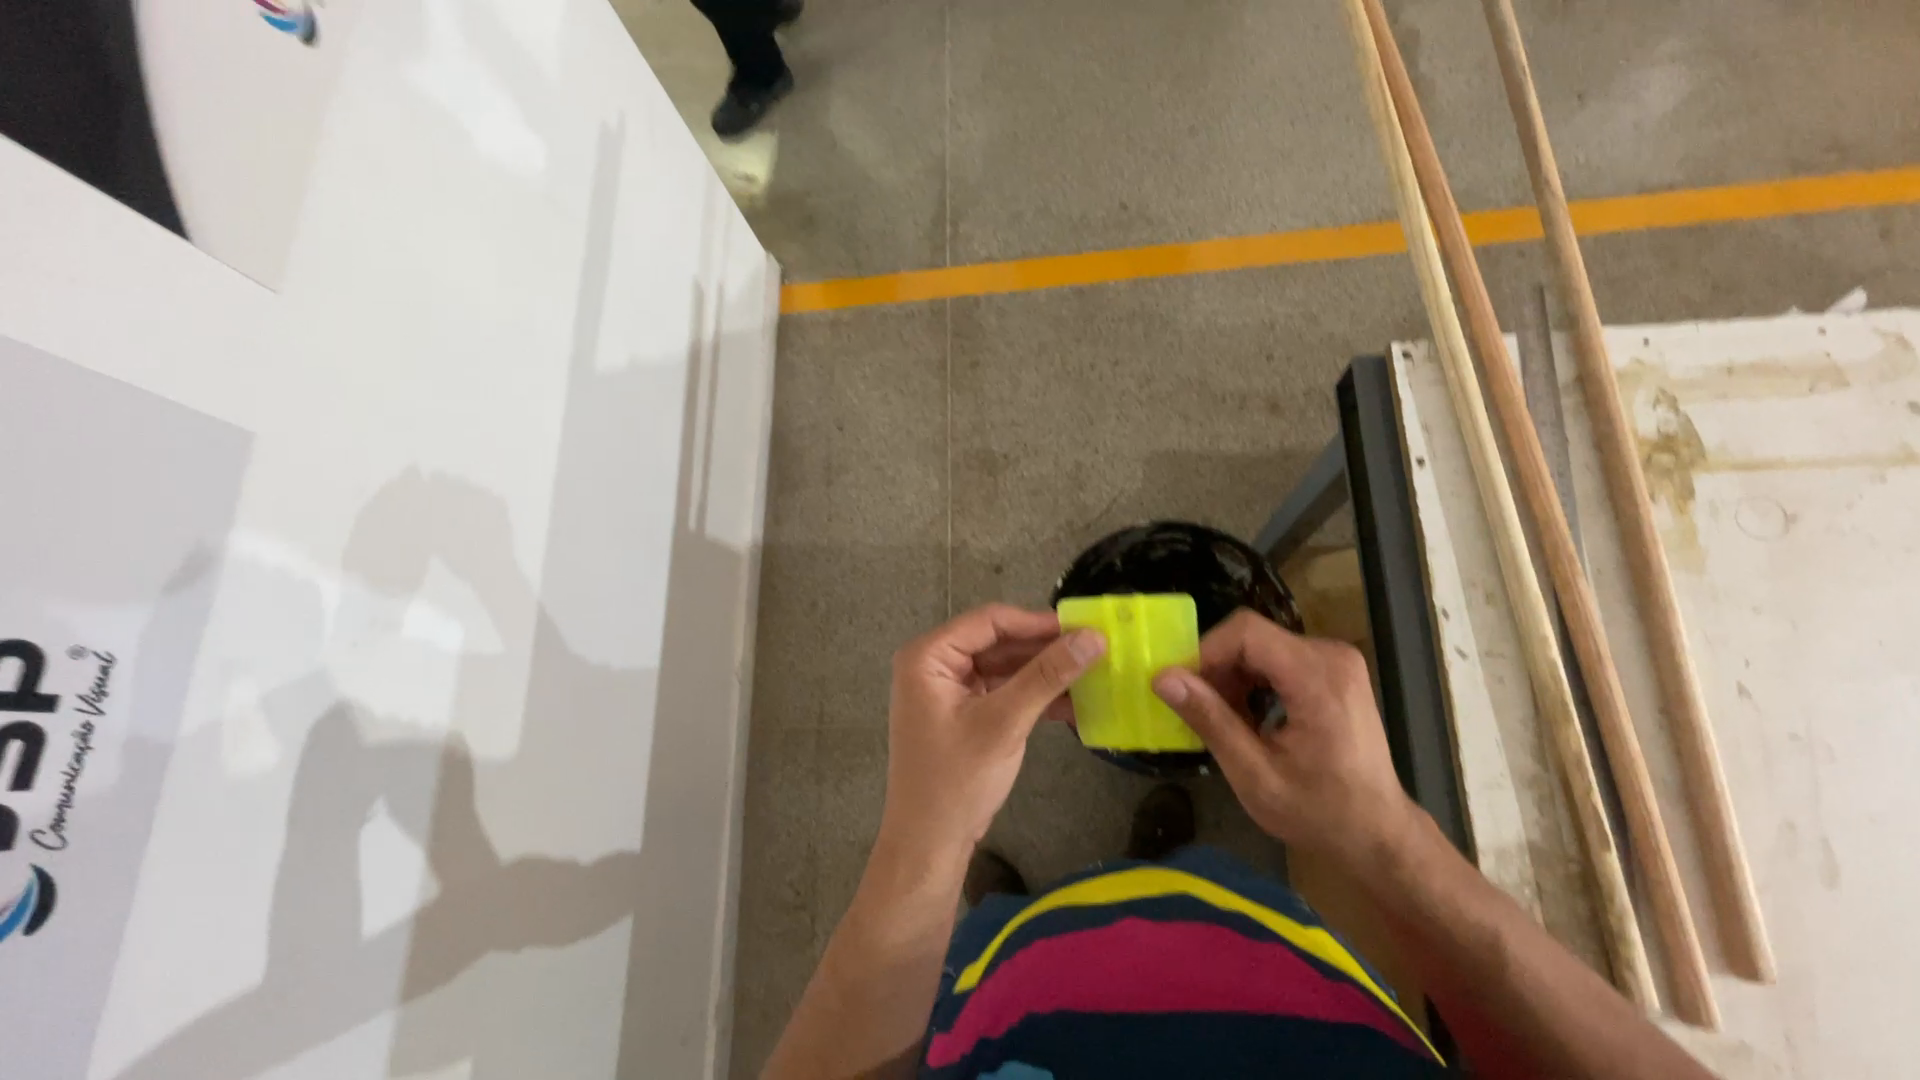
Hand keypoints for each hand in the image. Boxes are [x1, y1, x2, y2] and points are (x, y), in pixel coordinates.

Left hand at [881, 604, 1105, 858]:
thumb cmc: (956, 779)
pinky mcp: (964, 714)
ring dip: (1045, 674)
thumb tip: (1093, 637)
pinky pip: (1004, 692)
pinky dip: (1034, 697)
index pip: (989, 621)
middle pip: (998, 642)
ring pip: (1005, 667)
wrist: (929, 844)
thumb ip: (1047, 676)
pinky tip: (1075, 704)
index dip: (1037, 622)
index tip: (1084, 627)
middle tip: (1096, 649)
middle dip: (1045, 649)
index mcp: (928, 656)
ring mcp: (949, 690)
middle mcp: (935, 665)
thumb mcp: (1004, 722)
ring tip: (1094, 674)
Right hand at [1151, 610, 1422, 872]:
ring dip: (1233, 678)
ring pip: (1261, 646)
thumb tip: (1163, 678)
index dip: (1205, 653)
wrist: (1378, 833)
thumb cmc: (1319, 812)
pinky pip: (1278, 657)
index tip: (1184, 690)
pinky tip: (1251, 718)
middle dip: (1217, 670)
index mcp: (1318, 678)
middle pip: (1251, 637)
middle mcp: (1332, 656)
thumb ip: (1210, 720)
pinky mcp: (1335, 670)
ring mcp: (1337, 661)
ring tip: (1228, 722)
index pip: (1245, 632)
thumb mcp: (1254, 774)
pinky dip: (1254, 681)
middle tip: (1203, 714)